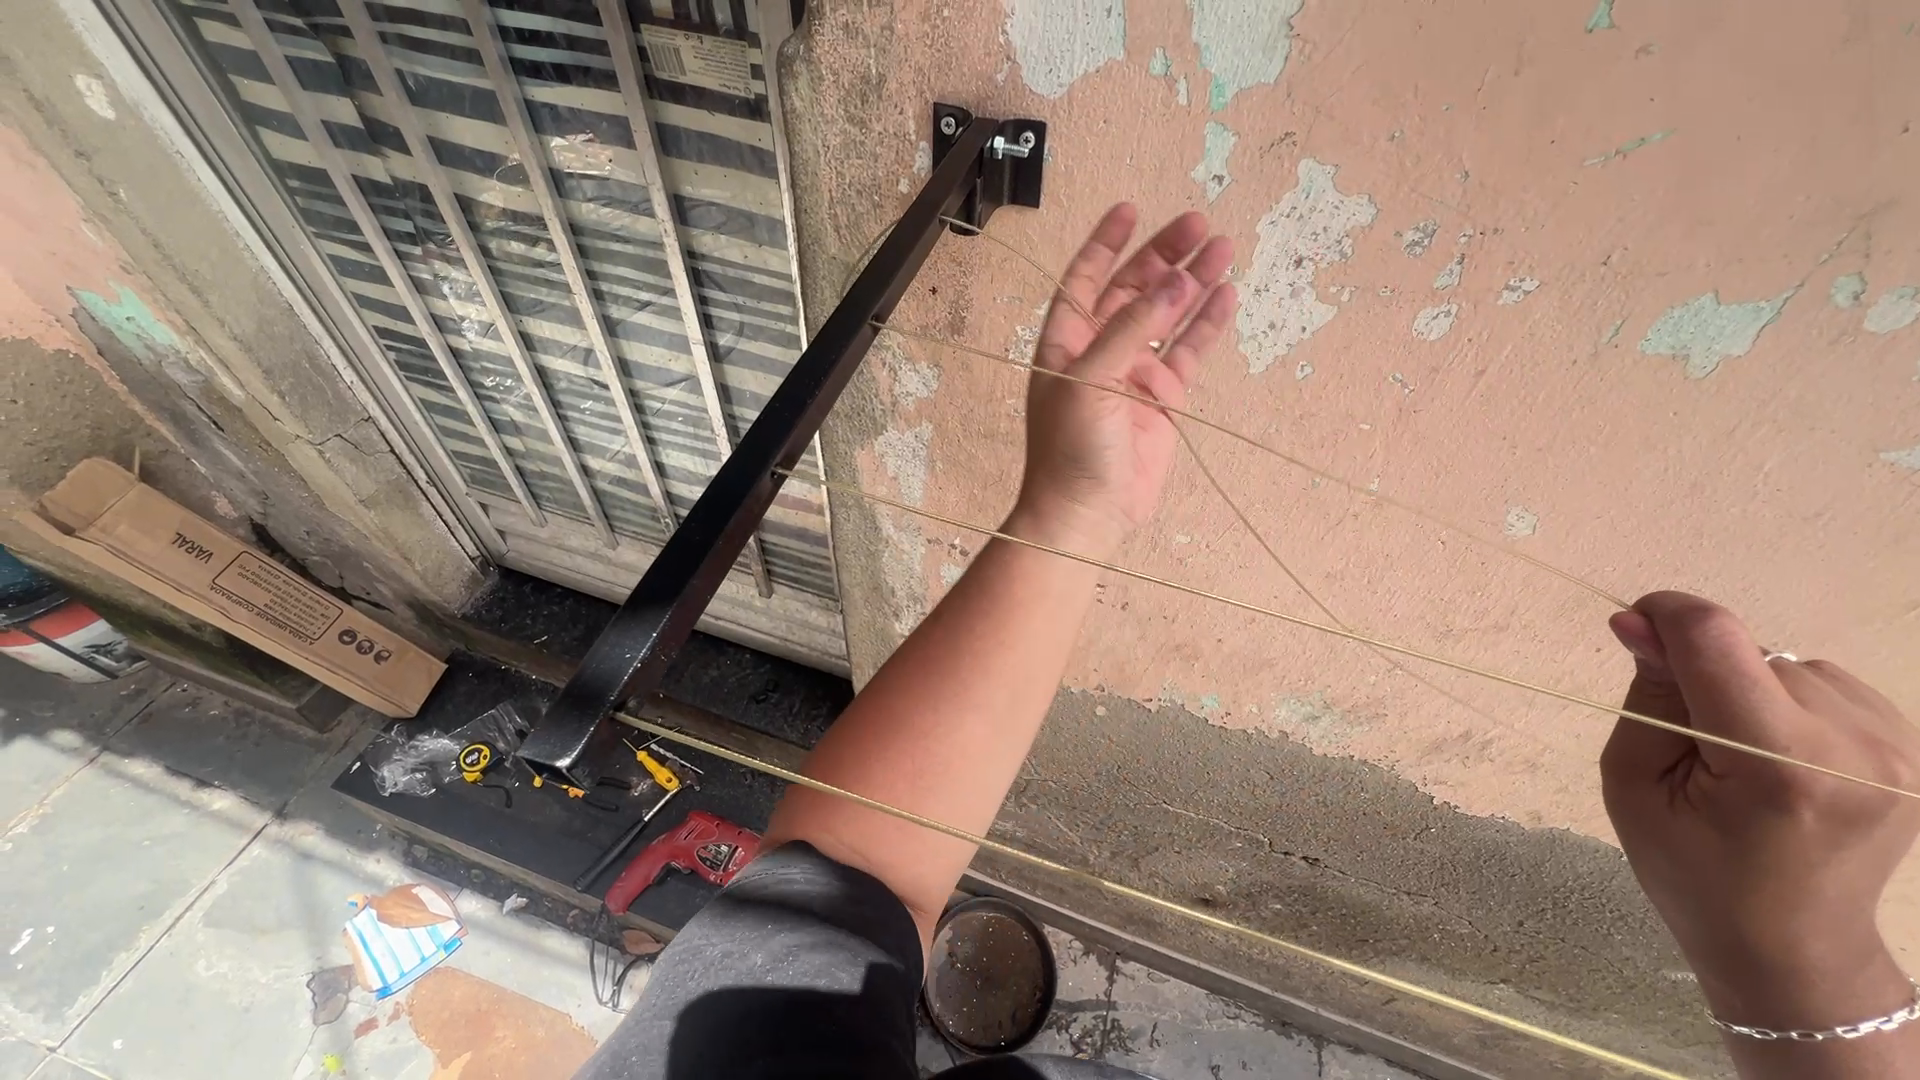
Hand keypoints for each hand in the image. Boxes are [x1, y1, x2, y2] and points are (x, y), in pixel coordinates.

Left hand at [1006, 205, 1236, 559]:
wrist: (1087, 513)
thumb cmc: (1070, 449)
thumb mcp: (1088, 381)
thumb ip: (1131, 331)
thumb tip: (1174, 284)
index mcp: (1066, 342)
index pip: (1085, 281)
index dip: (1105, 244)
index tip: (1129, 209)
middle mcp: (1100, 351)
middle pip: (1134, 290)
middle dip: (1163, 257)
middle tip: (1199, 223)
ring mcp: (1134, 374)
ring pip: (1167, 317)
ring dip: (1192, 284)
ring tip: (1223, 247)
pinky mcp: (1164, 399)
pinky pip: (1188, 353)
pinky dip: (1207, 326)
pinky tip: (1226, 295)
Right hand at [1602, 592, 1919, 1048]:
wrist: (1790, 941)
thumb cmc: (1687, 867)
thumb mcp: (1630, 781)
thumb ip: (1647, 697)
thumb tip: (1638, 624)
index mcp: (1778, 762)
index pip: (1718, 640)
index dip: (1664, 615)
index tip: (1630, 631)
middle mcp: (1858, 745)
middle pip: (1750, 654)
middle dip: (1701, 674)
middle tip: (1686, 740)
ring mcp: (1902, 747)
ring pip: (1788, 663)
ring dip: (1745, 685)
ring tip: (1737, 750)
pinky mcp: (1914, 747)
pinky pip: (1825, 682)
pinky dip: (1784, 698)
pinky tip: (1777, 750)